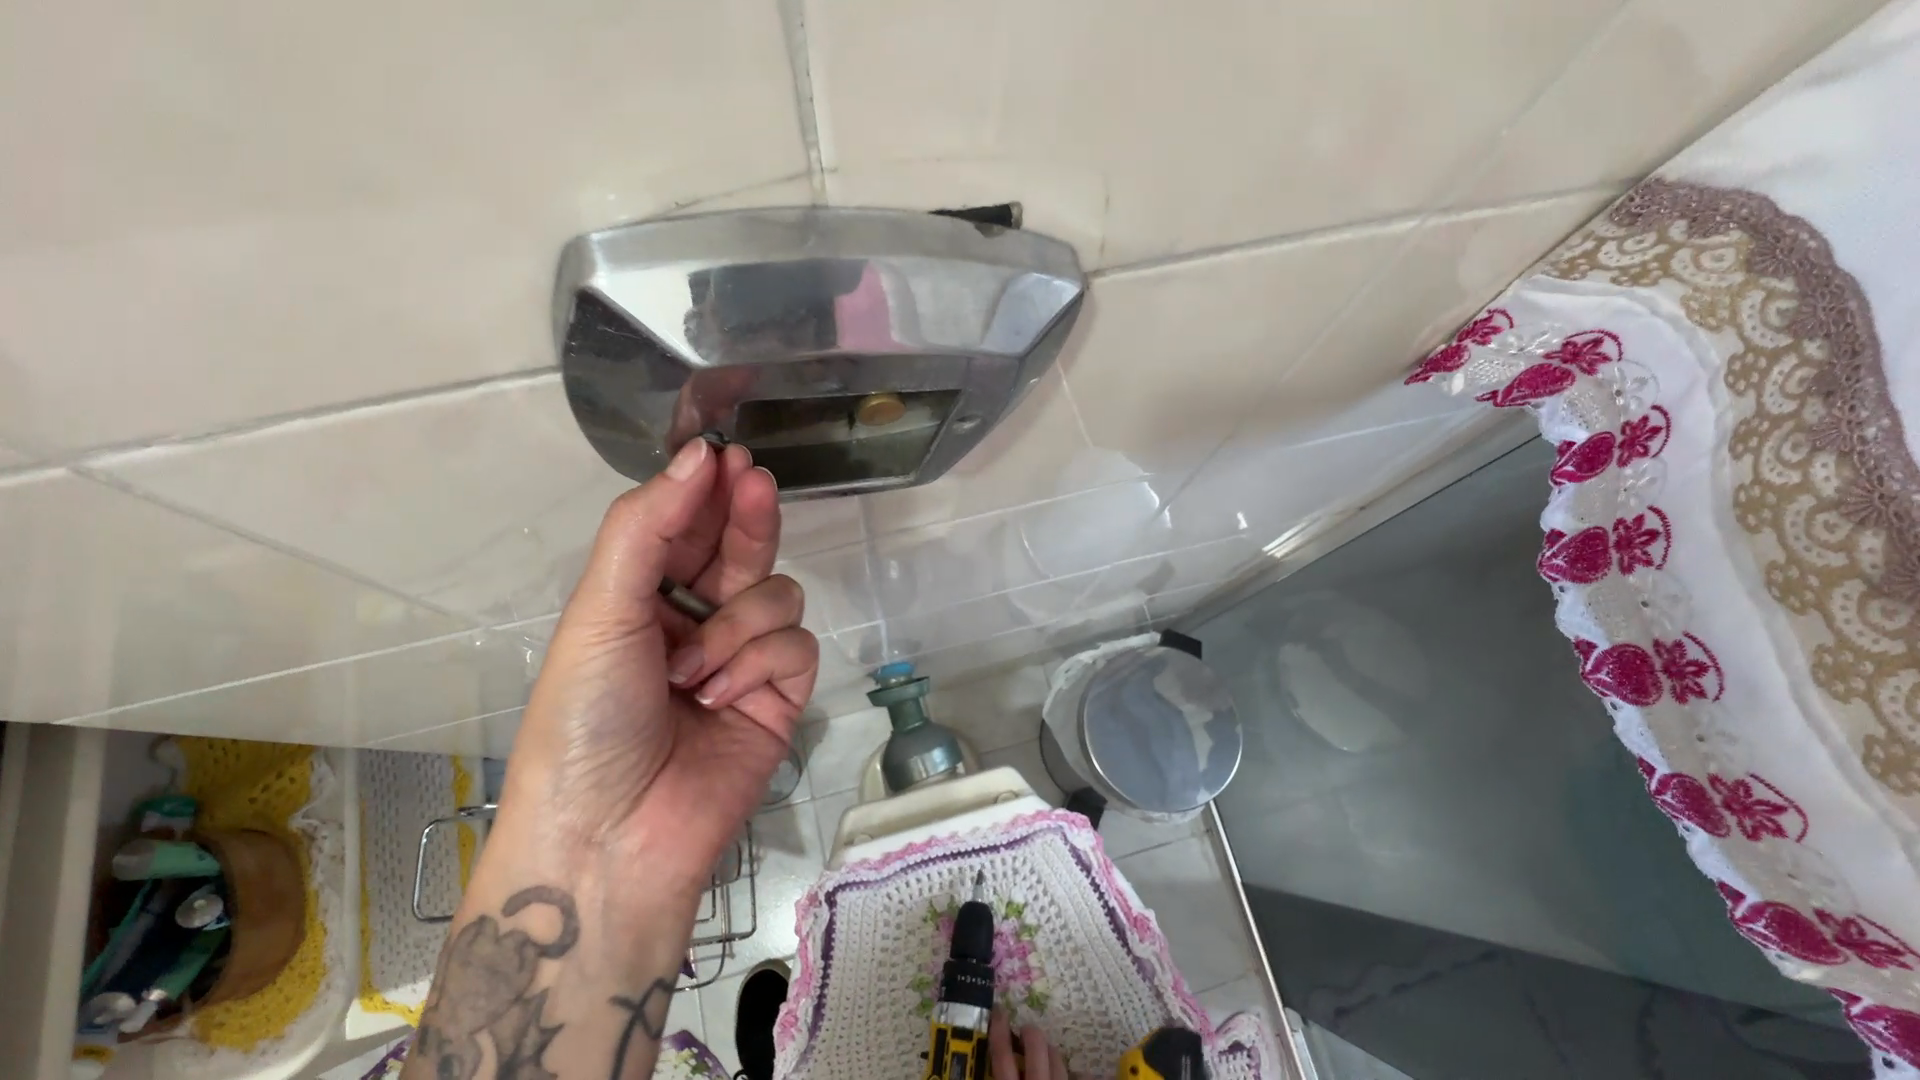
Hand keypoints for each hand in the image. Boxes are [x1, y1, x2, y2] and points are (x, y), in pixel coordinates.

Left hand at [494, 437, 818, 900]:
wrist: (612, 835)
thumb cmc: (586, 716)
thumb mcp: (601, 613)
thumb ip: (649, 528)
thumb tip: (699, 455)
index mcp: (641, 598)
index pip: (686, 527)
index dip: (707, 490)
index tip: (727, 454)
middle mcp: (696, 620)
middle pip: (742, 548)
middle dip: (747, 517)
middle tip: (754, 480)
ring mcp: (744, 659)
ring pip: (777, 594)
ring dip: (738, 623)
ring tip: (693, 672)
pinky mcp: (781, 696)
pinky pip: (797, 645)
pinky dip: (760, 664)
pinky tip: (722, 698)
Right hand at [991, 1013, 1071, 1079]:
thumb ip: (1000, 1076)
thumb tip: (996, 1063)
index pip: (1002, 1055)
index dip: (999, 1029)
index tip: (999, 1010)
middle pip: (1036, 1045)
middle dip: (1031, 1032)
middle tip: (1026, 1032)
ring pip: (1057, 1058)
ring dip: (1050, 1052)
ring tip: (1045, 1055)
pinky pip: (1078, 1075)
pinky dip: (1074, 1073)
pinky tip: (1070, 1074)